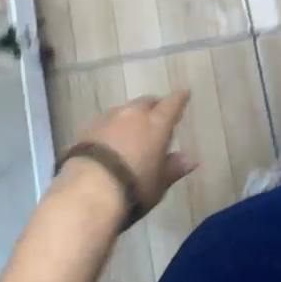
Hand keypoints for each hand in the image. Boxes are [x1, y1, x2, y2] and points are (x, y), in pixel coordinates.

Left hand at [64, 90, 196, 215]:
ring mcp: (109, 117)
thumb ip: (174, 168)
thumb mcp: (159, 183)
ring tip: (133, 130)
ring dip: (131, 117)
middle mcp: (134, 113)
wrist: (90, 189)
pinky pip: (107, 121)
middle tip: (158, 116)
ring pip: (125, 110)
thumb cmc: (133, 186)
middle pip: (147, 103)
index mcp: (156, 124)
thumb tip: (191, 160)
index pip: (172, 104)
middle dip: (154, 107)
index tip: (184, 92)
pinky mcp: (89, 127)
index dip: (179, 98)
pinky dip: (113, 127)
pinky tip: (111, 140)